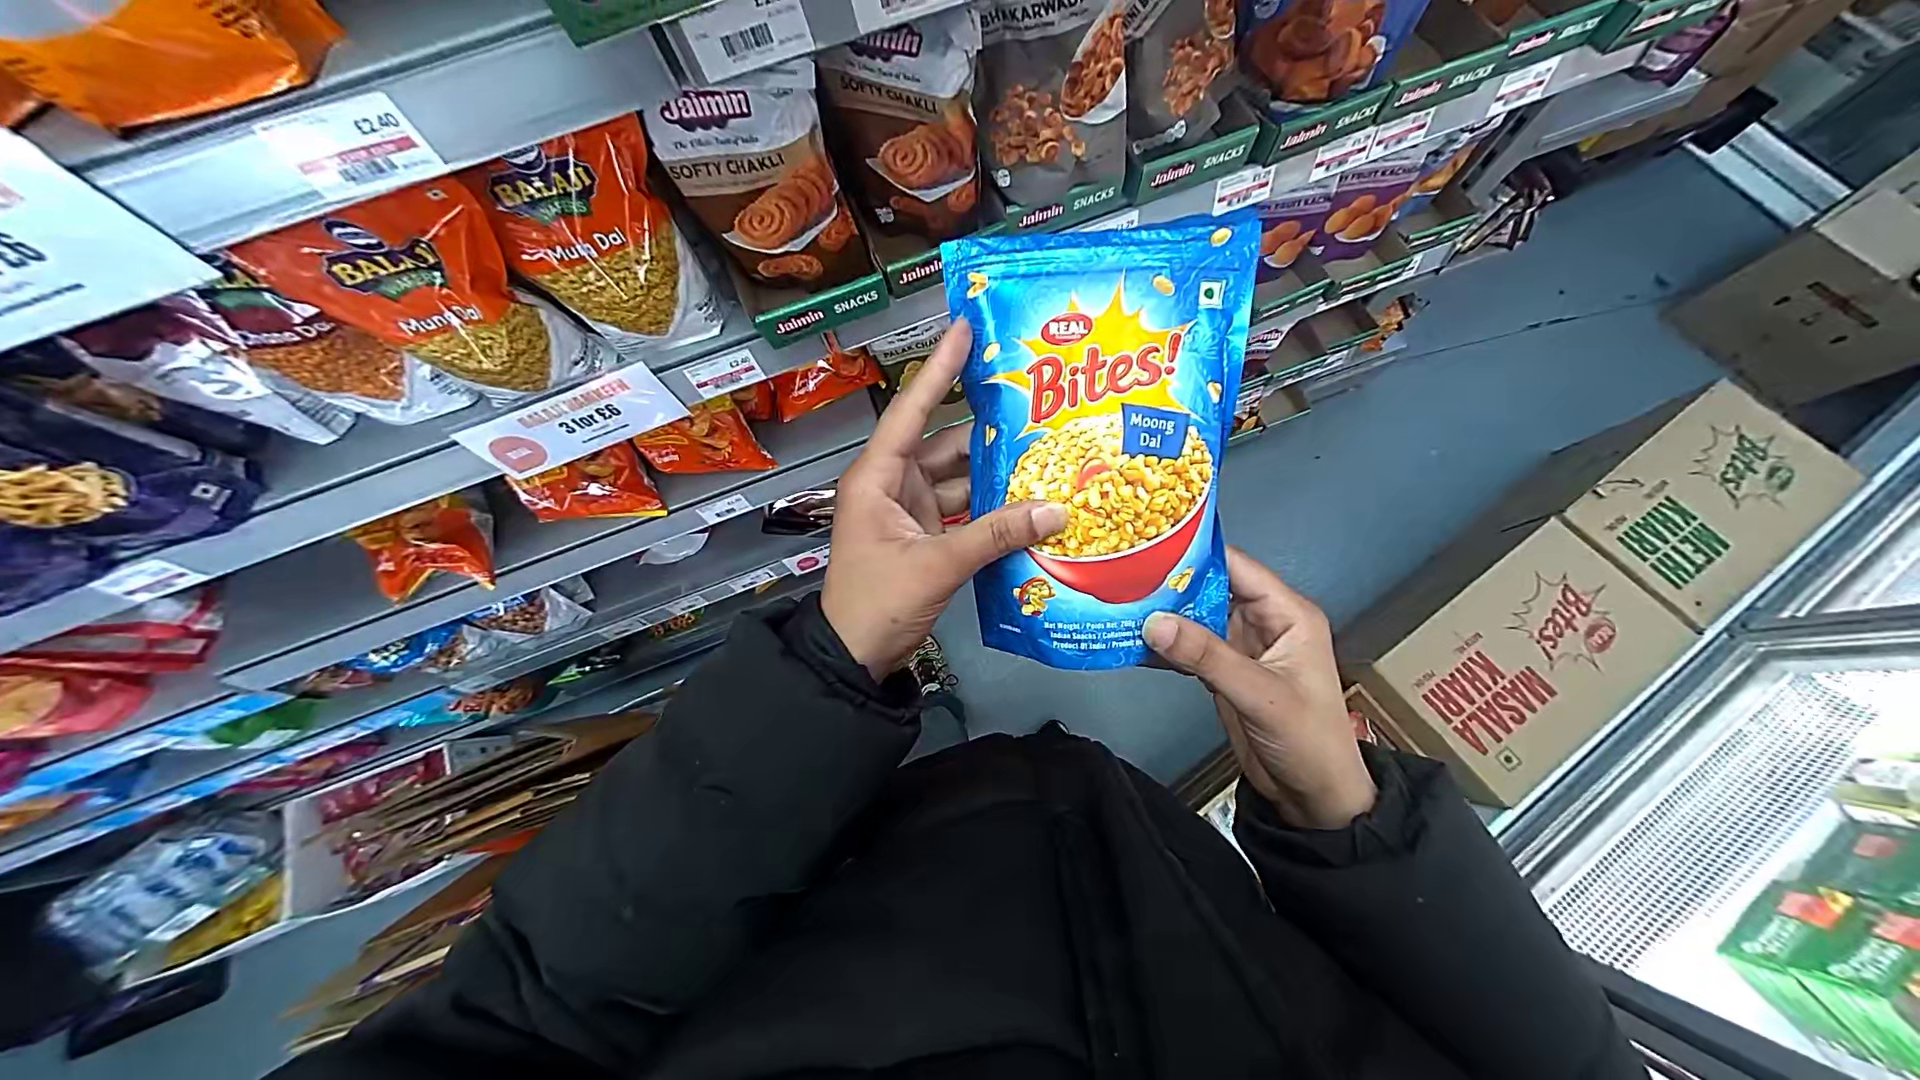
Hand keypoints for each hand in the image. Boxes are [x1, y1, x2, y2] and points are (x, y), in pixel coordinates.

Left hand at [821, 319, 1068, 678]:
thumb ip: (994, 536)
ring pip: (962, 480)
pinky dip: (995, 510)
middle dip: (990, 432)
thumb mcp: (935, 565)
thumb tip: (1055, 511)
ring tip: (1049, 457)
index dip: (939, 368)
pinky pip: (967, 511)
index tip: (965, 328)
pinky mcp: (929, 535)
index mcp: (879, 476)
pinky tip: (1031, 504)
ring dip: (998, 476)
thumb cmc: (874, 604)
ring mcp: (913, 510)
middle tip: (1037, 407)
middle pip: (947, 444)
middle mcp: (895, 484)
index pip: (911, 410)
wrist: (855, 656)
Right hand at [1142, 547, 1375, 828]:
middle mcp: (1262, 622)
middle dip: (1168, 583)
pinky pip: (1186, 645)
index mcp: (1287, 614)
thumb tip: (1154, 622)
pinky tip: (1132, 642)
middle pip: (1208, 587)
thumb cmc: (1311, 743)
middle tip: (1123, 575)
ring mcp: (1239, 645)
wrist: (1314, 798)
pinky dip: (1161, 644)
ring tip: (1119, 603)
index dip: (1196, 553)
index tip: (1151, 545)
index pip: (1237, 567)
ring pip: (1193, 615)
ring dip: (1161, 613)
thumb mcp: (1261, 694)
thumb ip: (1207, 656)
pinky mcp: (1222, 669)